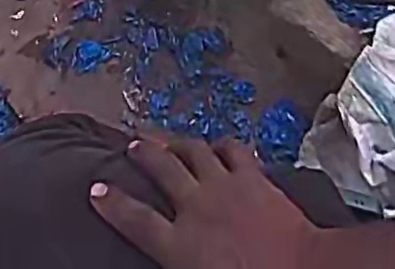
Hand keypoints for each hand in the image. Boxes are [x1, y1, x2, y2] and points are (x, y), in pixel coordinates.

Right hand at [90, 136, 326, 268]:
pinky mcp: (251, 173)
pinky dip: (221, 144)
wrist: (298, 268)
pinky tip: (217, 144)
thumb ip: (177, 263)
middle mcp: (196, 206)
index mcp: (180, 244)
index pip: (136, 221)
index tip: (96, 188)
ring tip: (168, 139)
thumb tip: (165, 256)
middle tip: (132, 143)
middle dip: (144, 154)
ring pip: (194, 151)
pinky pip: (232, 148)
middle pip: (162, 170)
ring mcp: (225, 184)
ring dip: (178, 143)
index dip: (113, 204)